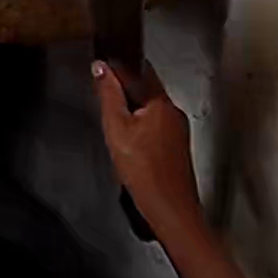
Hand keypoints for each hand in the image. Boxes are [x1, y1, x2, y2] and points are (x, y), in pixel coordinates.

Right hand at [93, 60, 201, 232]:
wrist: (170, 211)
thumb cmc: (142, 168)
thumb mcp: (116, 126)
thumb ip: (109, 93)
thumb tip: (101, 66)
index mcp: (161, 103)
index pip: (137, 70)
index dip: (115, 67)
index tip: (99, 70)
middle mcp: (174, 113)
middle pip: (145, 88)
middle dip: (123, 88)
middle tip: (101, 96)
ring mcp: (178, 131)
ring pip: (149, 106)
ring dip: (131, 108)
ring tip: (112, 120)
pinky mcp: (176, 147)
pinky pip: (155, 123)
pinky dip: (139, 123)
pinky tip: (127, 138)